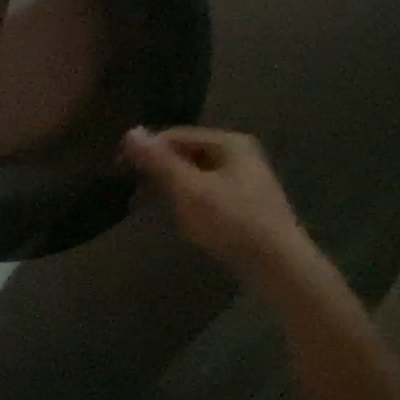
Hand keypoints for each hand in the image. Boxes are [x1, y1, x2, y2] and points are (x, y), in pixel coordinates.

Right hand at [122, 126, 308, 272]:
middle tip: (133, 189)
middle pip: (187, 154)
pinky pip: (208, 194)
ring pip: (197, 176)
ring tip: (149, 205)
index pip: (176, 135)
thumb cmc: (231, 221)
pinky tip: (179, 218)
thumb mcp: (188, 189)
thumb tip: (130, 132)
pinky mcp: (247, 207)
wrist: (279, 267)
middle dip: (159, 170)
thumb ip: (158, 161)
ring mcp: (246, 182)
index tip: (120, 168)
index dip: (146, 149)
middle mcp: (240, 156)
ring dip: (172, 188)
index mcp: (229, 143)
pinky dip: (189, 202)